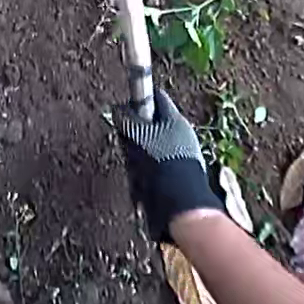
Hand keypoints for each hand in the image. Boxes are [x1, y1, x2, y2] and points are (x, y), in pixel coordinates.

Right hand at [115, 87, 223, 241]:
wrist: (181, 206)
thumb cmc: (160, 164)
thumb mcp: (136, 135)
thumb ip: (126, 118)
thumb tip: (118, 109)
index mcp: (176, 120)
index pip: (156, 97)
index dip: (139, 99)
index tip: (124, 108)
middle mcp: (184, 135)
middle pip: (154, 123)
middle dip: (136, 131)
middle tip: (125, 140)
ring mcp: (185, 155)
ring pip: (155, 145)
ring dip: (141, 153)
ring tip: (134, 166)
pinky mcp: (182, 175)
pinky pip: (159, 165)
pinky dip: (148, 170)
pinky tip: (142, 182)